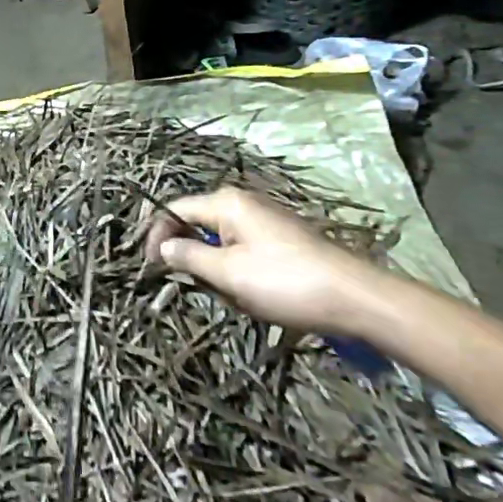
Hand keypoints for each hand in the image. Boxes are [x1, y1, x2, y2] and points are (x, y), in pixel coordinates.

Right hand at [144, 186, 398, 336]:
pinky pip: (243, 251)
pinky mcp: (281, 239)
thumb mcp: (229, 274)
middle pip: (198, 224)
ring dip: (217, 271)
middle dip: (192, 257)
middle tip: (197, 288)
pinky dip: (238, 273)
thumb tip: (163, 247)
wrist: (354, 298)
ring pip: (221, 243)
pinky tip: (254, 297)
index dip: (157, 235)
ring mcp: (265, 220)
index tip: (148, 266)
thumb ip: (189, 257)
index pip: (176, 209)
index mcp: (227, 203)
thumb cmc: (285, 282)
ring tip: (235, 298)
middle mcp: (243, 203)